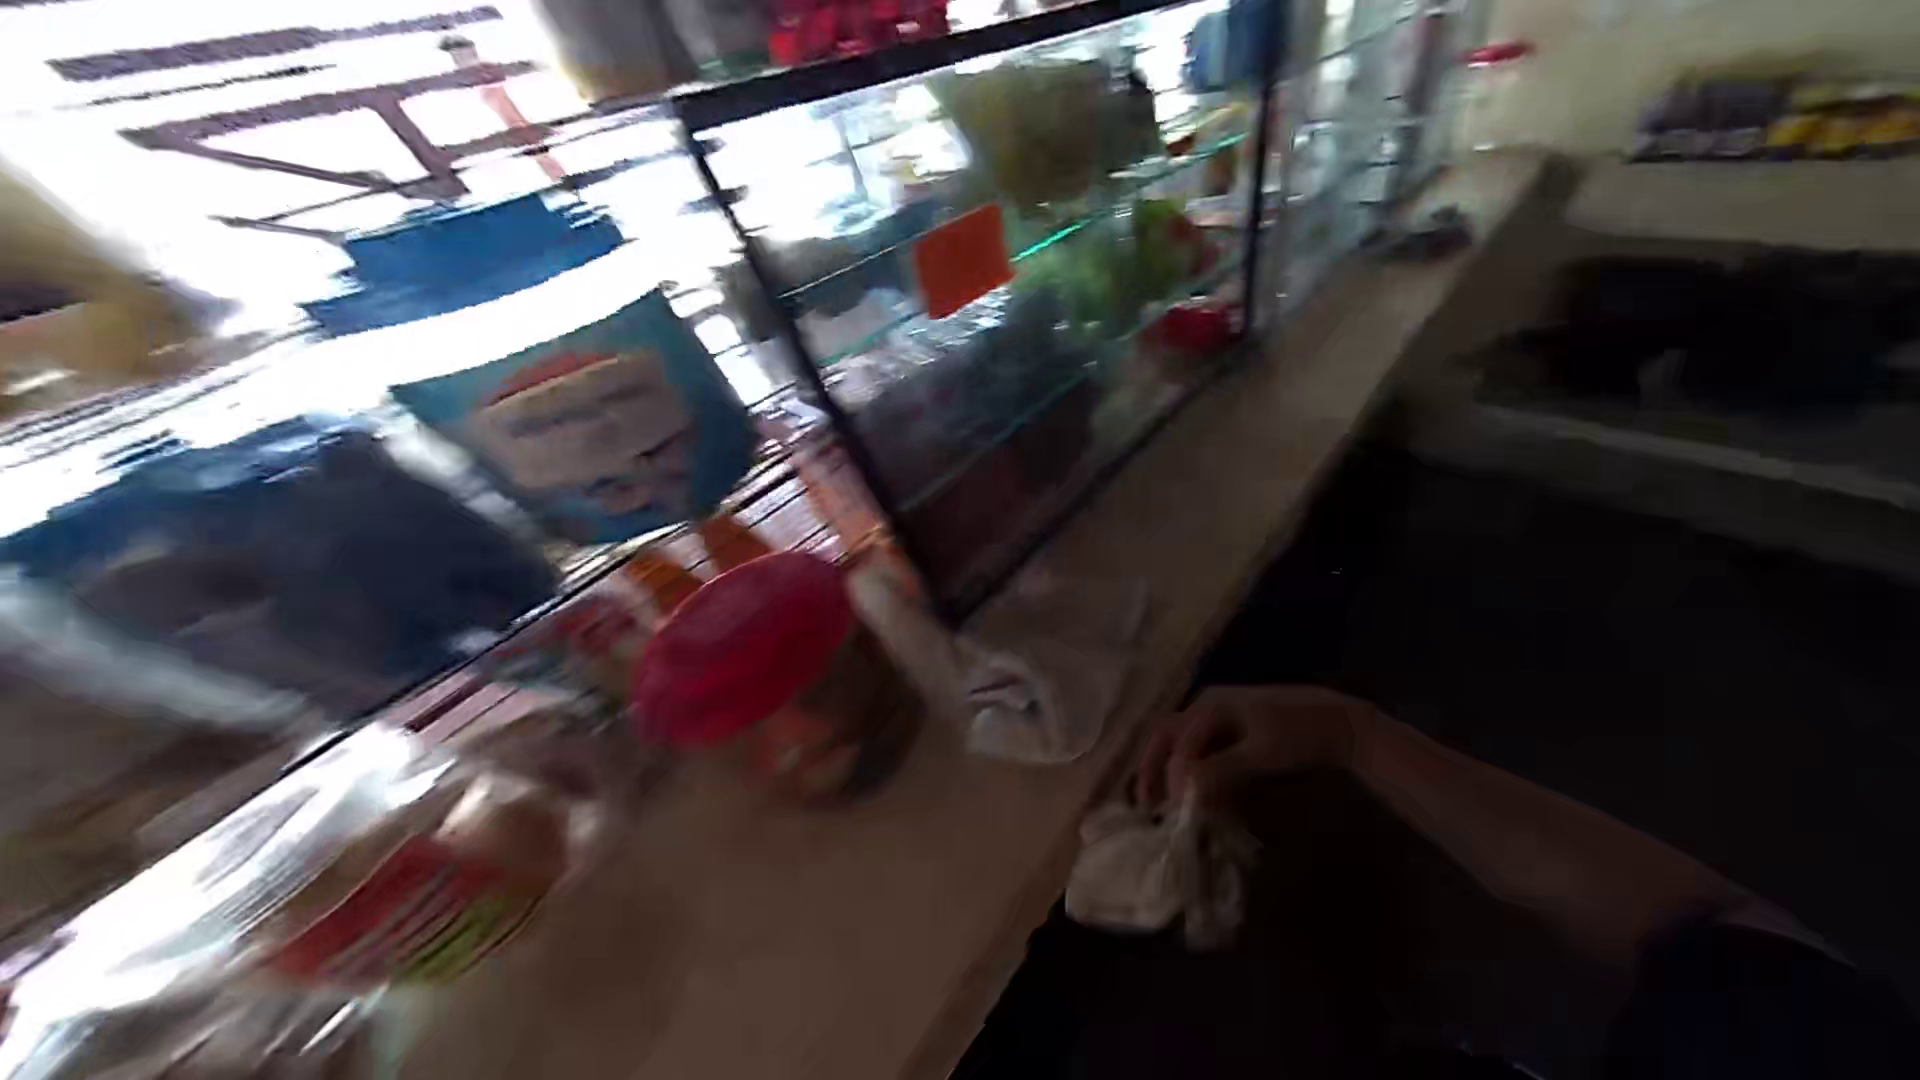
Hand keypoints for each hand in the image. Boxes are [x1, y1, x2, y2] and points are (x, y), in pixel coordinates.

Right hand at [1132, 686, 1382, 807]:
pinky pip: (1207, 761)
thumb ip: (1221, 769)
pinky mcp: (1236, 742)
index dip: (1171, 774)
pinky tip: (1213, 808)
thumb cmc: (1303, 733)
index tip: (1176, 808)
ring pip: (1185, 752)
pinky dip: (1204, 784)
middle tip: (1146, 806)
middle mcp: (1208, 712)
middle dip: (1153, 769)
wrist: (1345, 726)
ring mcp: (1221, 726)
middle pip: (1167, 738)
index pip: (1176, 741)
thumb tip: (1185, 790)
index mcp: (1210, 707)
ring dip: (1176, 779)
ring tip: (1175, 812)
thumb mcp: (1263, 752)